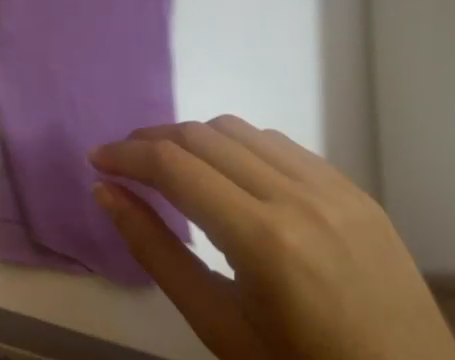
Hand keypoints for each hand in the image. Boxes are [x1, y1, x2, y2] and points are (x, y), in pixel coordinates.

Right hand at [90, 117, 454, 359]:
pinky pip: (283, 145)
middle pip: (202, 136)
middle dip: (153, 141)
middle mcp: (300, 198)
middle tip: (125, 164)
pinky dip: (241, 147)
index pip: (174, 165)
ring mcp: (336, 190)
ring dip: (195, 139)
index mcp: (264, 240)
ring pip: (240, 130)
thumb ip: (156, 251)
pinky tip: (232, 178)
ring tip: (174, 167)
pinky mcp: (358, 193)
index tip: (96, 160)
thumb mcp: (218, 325)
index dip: (126, 155)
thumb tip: (105, 191)